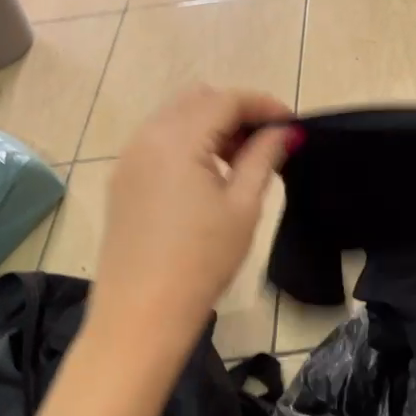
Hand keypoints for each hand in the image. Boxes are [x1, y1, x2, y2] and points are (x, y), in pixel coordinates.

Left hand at [92, 86, 296, 333]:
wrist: (141, 315)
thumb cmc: (201, 259)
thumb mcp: (244, 205)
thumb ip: (264, 156)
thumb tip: (284, 131)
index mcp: (177, 139)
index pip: (227, 100)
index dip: (264, 104)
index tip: (292, 123)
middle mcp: (146, 138)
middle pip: (198, 99)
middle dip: (236, 109)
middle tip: (268, 138)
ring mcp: (129, 160)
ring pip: (176, 117)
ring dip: (212, 124)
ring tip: (243, 158)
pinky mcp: (122, 182)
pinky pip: (159, 141)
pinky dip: (189, 141)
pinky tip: (210, 174)